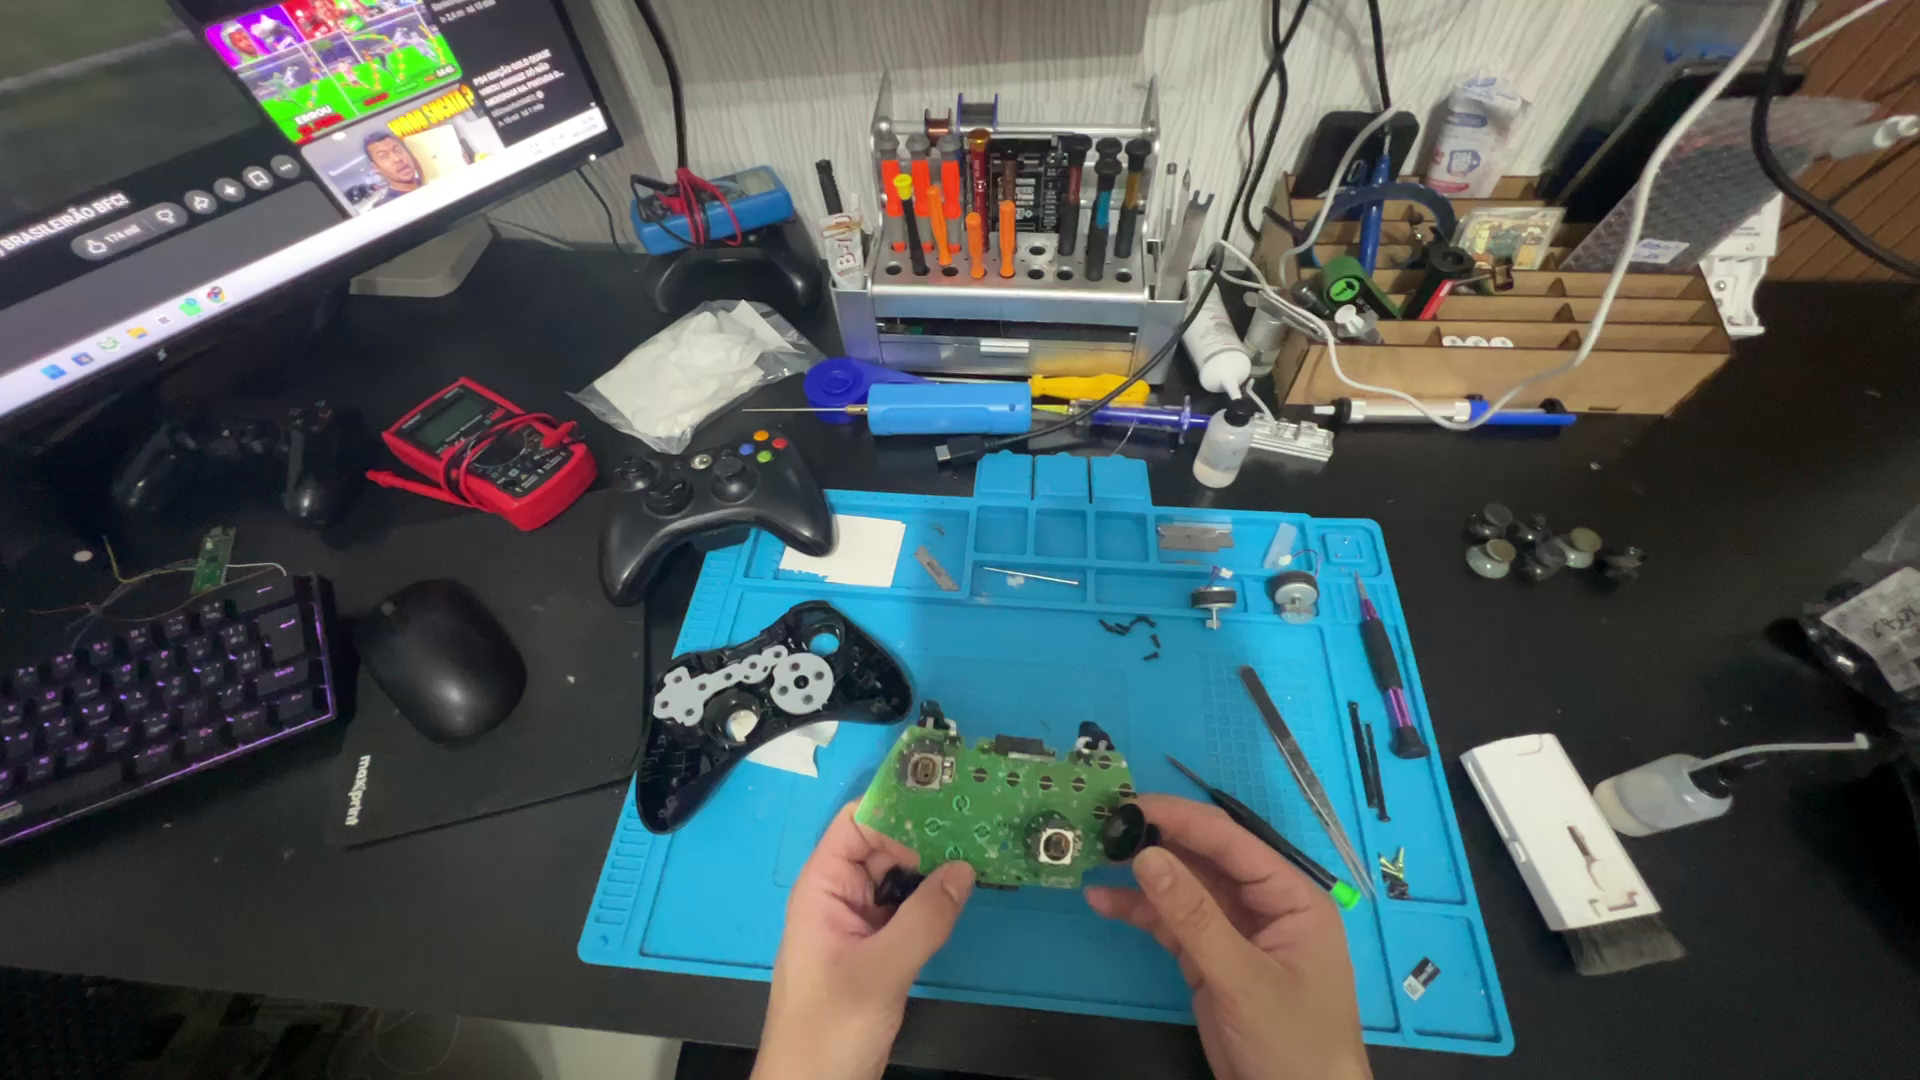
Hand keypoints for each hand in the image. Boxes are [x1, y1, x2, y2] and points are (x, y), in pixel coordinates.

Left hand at [753, 802, 974, 1079]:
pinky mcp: (877, 945)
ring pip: (898, 874)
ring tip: (977, 845)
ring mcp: (859, 920)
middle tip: (973, 821)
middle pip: (882, 844)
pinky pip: (907, 905)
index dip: (896, 808)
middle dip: (924, 831)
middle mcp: (840, 894)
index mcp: (823, 886)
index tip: (943, 803)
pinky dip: (932, 893)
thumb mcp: (879, 973)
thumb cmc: (829, 1031)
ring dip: (932, 862)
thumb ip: (924, 919)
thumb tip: (965, 868)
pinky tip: (963, 886)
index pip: (856, 824)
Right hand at [1086, 795, 1369, 1079]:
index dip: (1180, 817)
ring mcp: (1232, 927)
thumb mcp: (1243, 978)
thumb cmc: (1293, 1044)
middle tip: (1106, 825)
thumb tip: (1144, 855)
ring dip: (1140, 873)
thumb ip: (1192, 915)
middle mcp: (1260, 902)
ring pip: (1181, 884)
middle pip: (1202, 856)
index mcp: (1289, 894)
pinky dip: (1137, 910)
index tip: (1131, 804)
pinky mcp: (1207, 954)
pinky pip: (1169, 919)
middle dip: (1155, 840)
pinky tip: (1101, 900)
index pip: (1229, 840)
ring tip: (1095, 855)